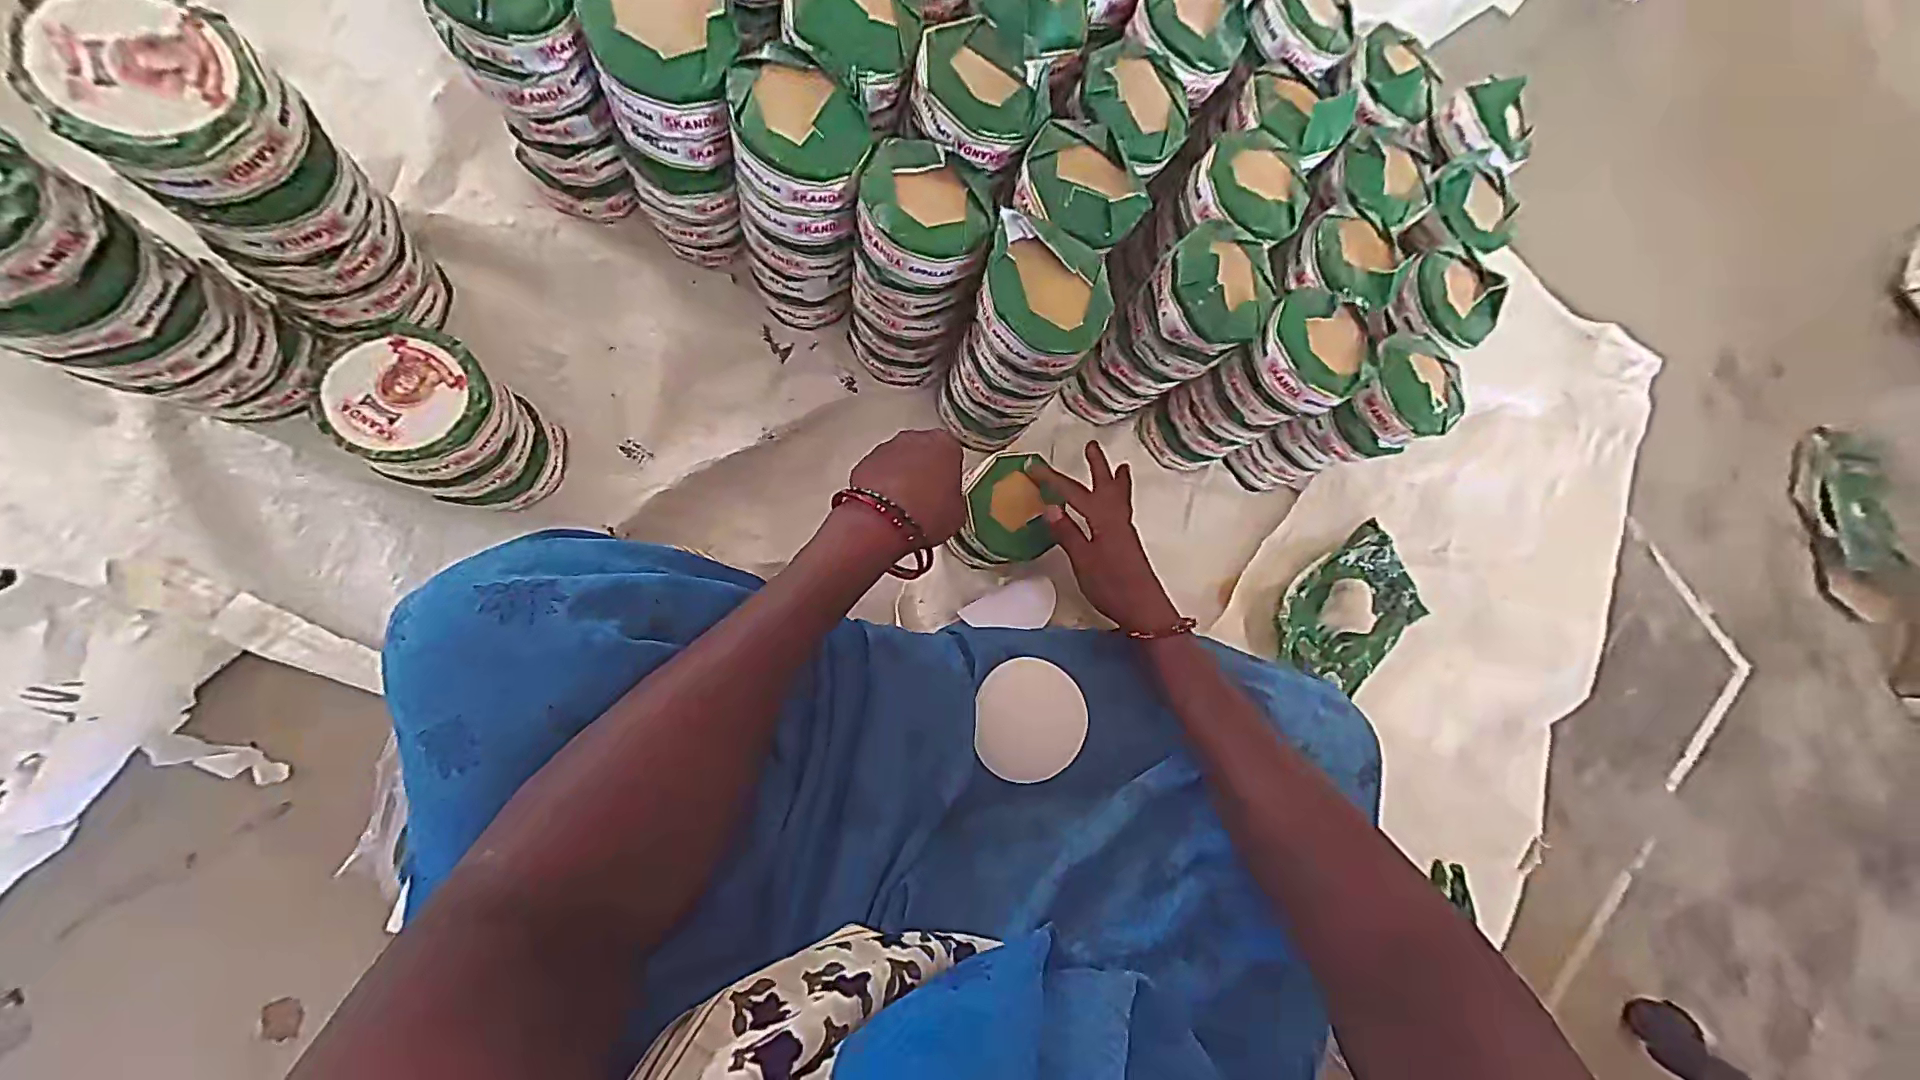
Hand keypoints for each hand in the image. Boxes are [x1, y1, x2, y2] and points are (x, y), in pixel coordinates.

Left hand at [848, 429, 967, 545]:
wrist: (884, 522)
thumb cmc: (925, 514)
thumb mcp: (956, 514)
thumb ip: (953, 499)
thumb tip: (946, 504)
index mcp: (946, 445)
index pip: (952, 454)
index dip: (949, 475)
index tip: (947, 491)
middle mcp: (915, 439)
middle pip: (923, 452)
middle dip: (923, 471)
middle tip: (926, 500)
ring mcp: (886, 448)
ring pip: (898, 460)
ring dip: (900, 477)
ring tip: (904, 508)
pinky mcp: (864, 462)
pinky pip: (877, 472)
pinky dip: (880, 485)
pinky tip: (885, 508)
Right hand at [1029, 442, 1182, 634]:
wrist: (1145, 610)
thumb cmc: (1112, 585)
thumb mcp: (1083, 560)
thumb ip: (1068, 533)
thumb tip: (1050, 507)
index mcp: (1103, 520)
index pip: (1073, 494)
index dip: (1051, 480)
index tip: (1033, 467)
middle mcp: (1116, 519)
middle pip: (1105, 486)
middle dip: (1097, 466)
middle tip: (1091, 446)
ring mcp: (1124, 531)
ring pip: (1118, 497)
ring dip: (1114, 480)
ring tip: (1120, 467)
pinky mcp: (1127, 543)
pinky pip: (1122, 509)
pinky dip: (1118, 497)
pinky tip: (1115, 505)